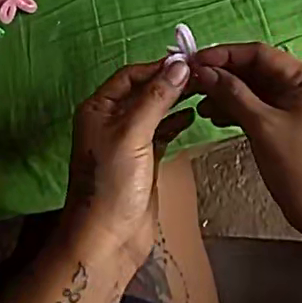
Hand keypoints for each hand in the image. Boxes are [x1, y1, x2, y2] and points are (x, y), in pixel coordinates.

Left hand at [63, 58, 194, 263]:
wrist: (108, 240)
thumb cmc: (112, 183)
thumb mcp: (133, 133)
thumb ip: (156, 97)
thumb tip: (180, 66)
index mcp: (99, 108)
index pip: (131, 75)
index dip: (158, 67)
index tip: (187, 62)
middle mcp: (111, 119)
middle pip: (144, 90)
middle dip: (169, 81)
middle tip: (200, 75)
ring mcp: (127, 139)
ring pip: (154, 109)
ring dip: (175, 99)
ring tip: (202, 90)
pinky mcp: (142, 158)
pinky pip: (161, 130)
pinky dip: (176, 121)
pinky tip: (192, 115)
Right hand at [187, 43, 301, 244]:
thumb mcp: (263, 127)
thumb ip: (233, 94)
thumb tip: (204, 71)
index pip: (259, 53)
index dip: (224, 54)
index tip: (193, 61)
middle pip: (256, 69)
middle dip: (223, 74)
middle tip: (191, 82)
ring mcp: (297, 104)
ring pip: (255, 88)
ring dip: (227, 93)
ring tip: (199, 102)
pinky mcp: (289, 122)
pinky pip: (259, 106)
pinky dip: (237, 108)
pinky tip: (214, 115)